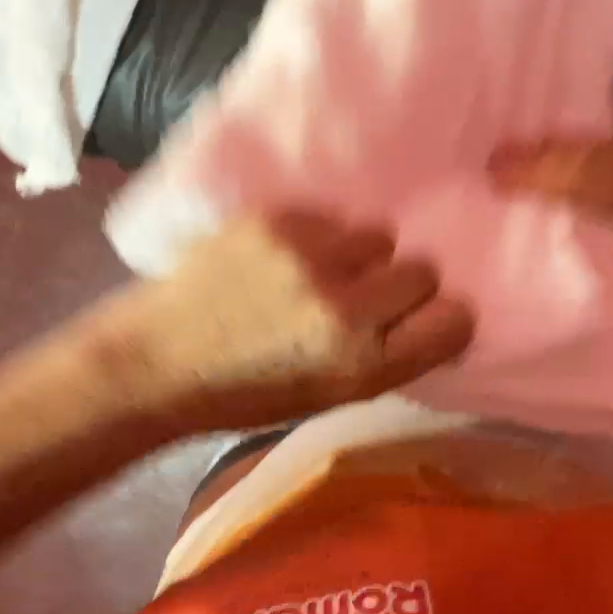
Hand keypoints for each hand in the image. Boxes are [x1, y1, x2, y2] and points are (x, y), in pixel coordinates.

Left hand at [92, 210, 474, 432]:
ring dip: (360, 255)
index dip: (444, 319)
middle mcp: (345, 309)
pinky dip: (318, 237)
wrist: (159, 360)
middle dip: (400, 285)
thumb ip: (387, 357)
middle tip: (363, 296)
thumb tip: (432, 317)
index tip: (424, 320)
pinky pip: (332, 218)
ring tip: (318, 272)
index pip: (454, 321)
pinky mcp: (276, 221)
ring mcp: (309, 259)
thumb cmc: (247, 393)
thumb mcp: (330, 396)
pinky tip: (283, 258)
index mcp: (363, 365)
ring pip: (379, 236)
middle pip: (423, 271)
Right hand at [491, 139, 612, 328]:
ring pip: (598, 146)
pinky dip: (571, 149)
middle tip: (494, 160)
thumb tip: (534, 230)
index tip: (498, 176)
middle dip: (539, 154)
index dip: (540, 175)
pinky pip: (606, 150)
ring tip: (510, 153)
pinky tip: (543, 152)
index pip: (588, 179)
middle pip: (591, 154)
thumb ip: (588, 255)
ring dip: (552, 147)